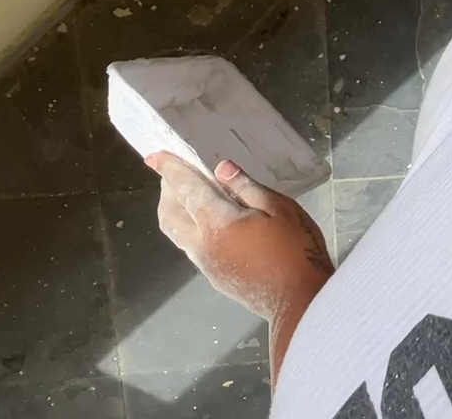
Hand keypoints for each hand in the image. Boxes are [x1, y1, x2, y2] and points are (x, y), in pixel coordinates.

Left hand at [146, 153, 333, 321]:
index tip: (156, 156)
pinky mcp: (212, 272)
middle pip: (170, 213)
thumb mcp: (280, 208)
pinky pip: (187, 241)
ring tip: (182, 191)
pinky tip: (205, 217)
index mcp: (217, 223)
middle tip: (171, 170)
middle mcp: (201, 243)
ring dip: (172, 207)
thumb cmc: (295, 246)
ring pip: (174, 231)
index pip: (187, 190)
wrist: (296, 295)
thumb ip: (248, 188)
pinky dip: (186, 221)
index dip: (172, 170)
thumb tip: (221, 169)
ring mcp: (204, 261)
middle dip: (167, 189)